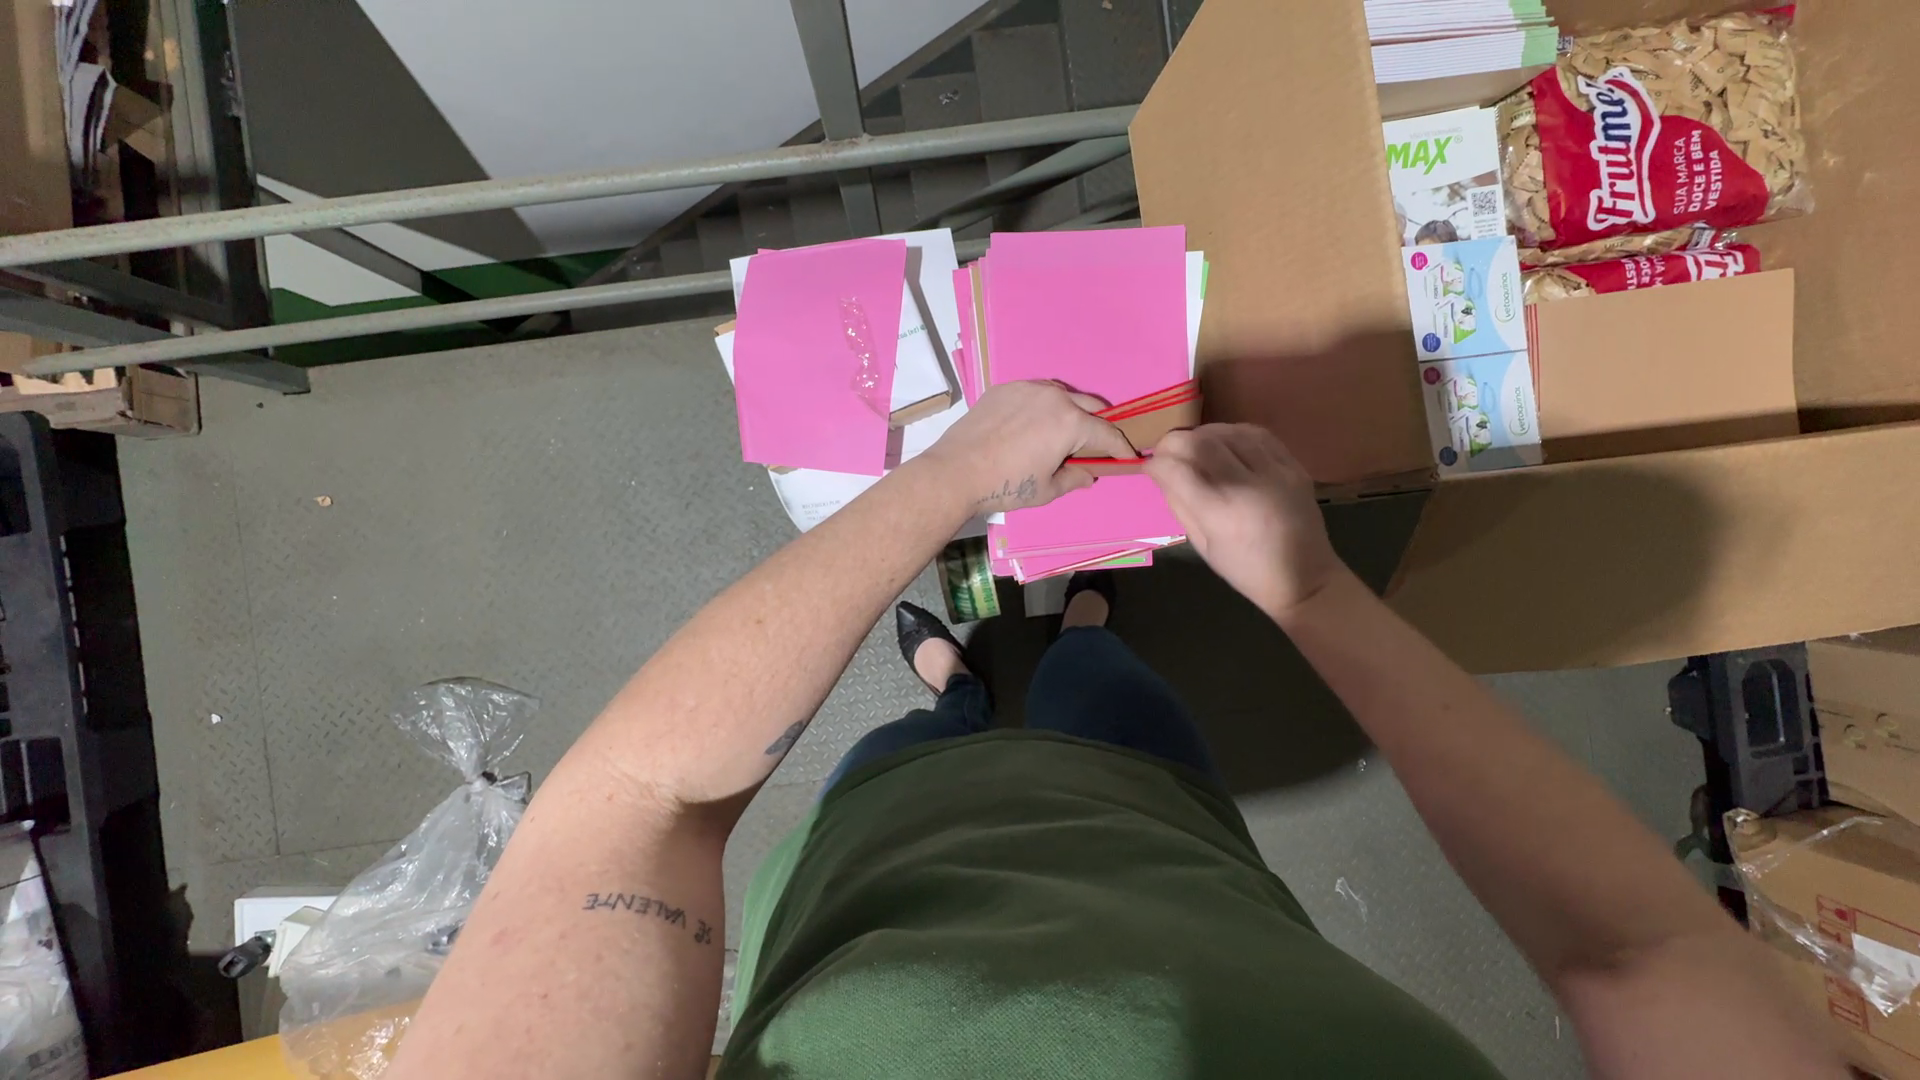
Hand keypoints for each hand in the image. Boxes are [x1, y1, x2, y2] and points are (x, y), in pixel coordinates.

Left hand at [922, 381, 1135, 513]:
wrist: (956, 472)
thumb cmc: (1006, 485)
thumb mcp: (1047, 490)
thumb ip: (1074, 478)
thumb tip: (1089, 473)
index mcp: (1070, 423)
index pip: (1107, 432)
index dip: (1121, 446)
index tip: (1129, 455)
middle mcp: (1053, 397)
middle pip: (1090, 405)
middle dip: (1100, 424)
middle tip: (1100, 443)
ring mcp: (1026, 388)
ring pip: (1062, 394)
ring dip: (1072, 410)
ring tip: (1067, 431)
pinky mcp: (1004, 389)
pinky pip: (1034, 392)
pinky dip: (1043, 405)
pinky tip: (1035, 423)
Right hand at [1146, 424, 1346, 621]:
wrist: (1305, 578)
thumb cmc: (1246, 571)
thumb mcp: (1202, 545)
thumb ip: (1180, 504)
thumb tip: (1161, 473)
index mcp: (1221, 514)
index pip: (1177, 470)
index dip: (1156, 463)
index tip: (1149, 465)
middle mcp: (1248, 487)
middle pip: (1201, 442)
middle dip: (1174, 442)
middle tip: (1165, 451)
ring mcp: (1275, 473)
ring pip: (1229, 432)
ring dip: (1203, 433)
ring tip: (1193, 445)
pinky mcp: (1294, 467)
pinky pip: (1259, 435)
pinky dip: (1234, 432)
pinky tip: (1224, 442)